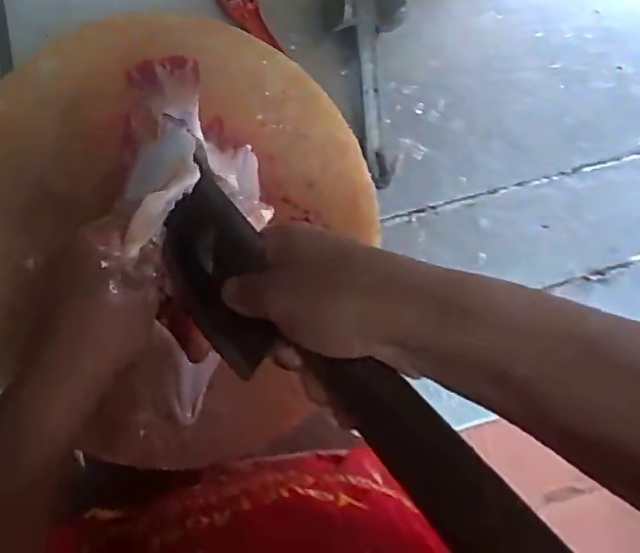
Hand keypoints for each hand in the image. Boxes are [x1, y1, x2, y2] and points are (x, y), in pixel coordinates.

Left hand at [20, 215, 163, 395]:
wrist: (61, 381)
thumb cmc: (108, 332)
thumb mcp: (144, 293)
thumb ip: (152, 257)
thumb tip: (156, 234)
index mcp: (90, 236)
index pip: (130, 215)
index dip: (158, 229)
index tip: (177, 249)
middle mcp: (71, 247)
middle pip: (119, 245)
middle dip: (146, 264)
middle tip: (172, 290)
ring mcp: (59, 273)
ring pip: (108, 270)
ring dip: (132, 285)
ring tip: (159, 313)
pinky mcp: (55, 300)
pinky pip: (94, 288)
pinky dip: (114, 299)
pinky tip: (131, 322)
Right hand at [221, 224, 451, 374]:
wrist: (412, 319)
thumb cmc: (332, 300)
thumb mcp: (275, 297)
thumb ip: (244, 294)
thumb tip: (226, 289)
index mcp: (284, 242)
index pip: (247, 262)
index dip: (239, 294)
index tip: (240, 324)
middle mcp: (310, 260)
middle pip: (277, 306)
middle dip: (281, 344)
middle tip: (290, 360)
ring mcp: (341, 290)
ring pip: (308, 336)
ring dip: (311, 370)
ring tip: (323, 388)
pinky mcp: (367, 320)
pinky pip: (338, 349)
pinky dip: (338, 374)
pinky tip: (342, 398)